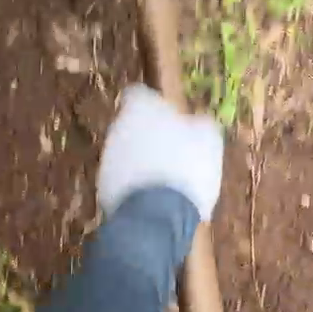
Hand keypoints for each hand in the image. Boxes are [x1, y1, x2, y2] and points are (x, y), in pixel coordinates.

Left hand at [97, 85, 223, 220]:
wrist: (157, 216)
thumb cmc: (187, 169)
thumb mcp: (209, 141)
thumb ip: (201, 124)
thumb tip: (199, 120)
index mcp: (141, 109)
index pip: (141, 95)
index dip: (156, 106)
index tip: (171, 119)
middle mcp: (117, 128)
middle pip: (132, 126)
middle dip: (149, 137)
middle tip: (173, 152)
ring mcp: (107, 159)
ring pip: (126, 153)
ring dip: (142, 162)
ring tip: (167, 180)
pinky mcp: (103, 188)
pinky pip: (123, 180)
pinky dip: (136, 186)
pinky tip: (156, 200)